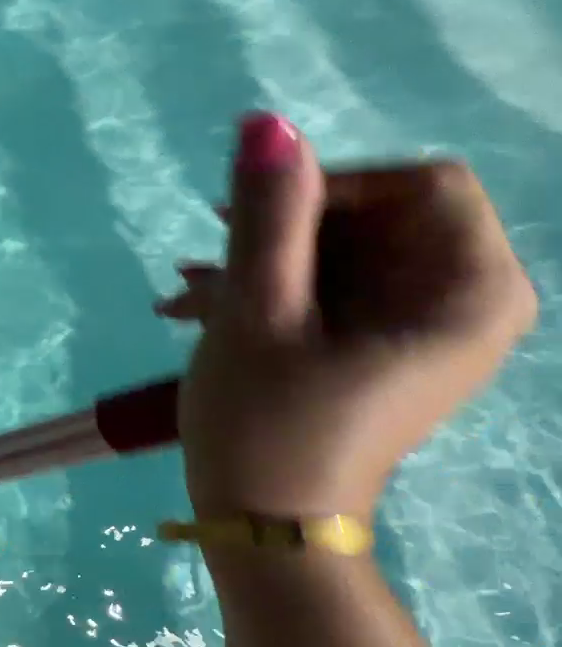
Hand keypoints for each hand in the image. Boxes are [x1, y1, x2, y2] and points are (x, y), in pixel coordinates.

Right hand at [158, 112, 536, 519]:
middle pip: (379, 221)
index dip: (328, 187)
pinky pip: (333, 295)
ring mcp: (423, 330)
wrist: (264, 524)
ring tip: (181, 296)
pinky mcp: (381, 351)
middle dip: (281, 235)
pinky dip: (269, 296)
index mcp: (466, 291)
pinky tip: (198, 312)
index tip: (243, 223)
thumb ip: (267, 216)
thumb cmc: (266, 422)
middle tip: (195, 266)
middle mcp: (465, 302)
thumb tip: (266, 122)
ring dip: (259, 266)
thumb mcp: (256, 313)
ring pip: (344, 258)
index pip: (420, 185)